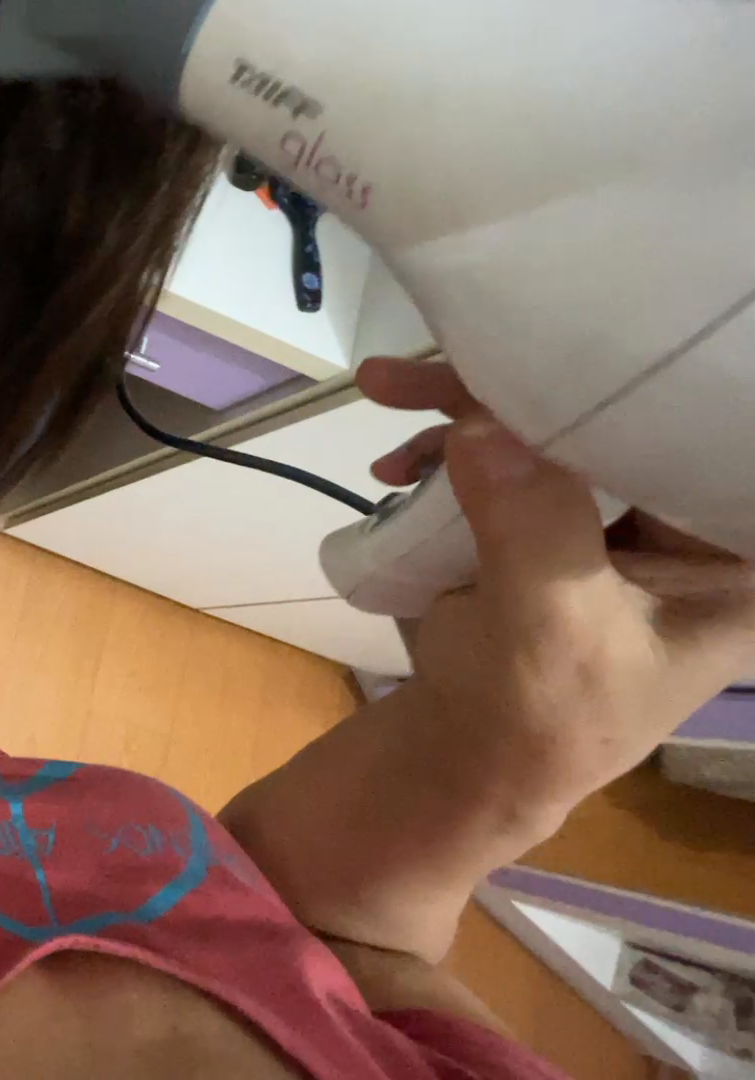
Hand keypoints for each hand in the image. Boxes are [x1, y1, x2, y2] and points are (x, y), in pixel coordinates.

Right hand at [359, 356, 754, 798]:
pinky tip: (395, 473)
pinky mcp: (535, 521)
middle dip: (501, 392)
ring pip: (537, 432)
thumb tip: (479, 427)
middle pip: (603, 419)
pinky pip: (491, 463)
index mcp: (734, 541)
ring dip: (454, 421)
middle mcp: (679, 515)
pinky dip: (437, 457)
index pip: (697, 433)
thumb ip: (529, 527)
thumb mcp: (547, 625)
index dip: (631, 382)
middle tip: (402, 377)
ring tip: (381, 414)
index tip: (540, 347)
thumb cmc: (539, 709)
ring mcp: (600, 515)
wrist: (468, 747)